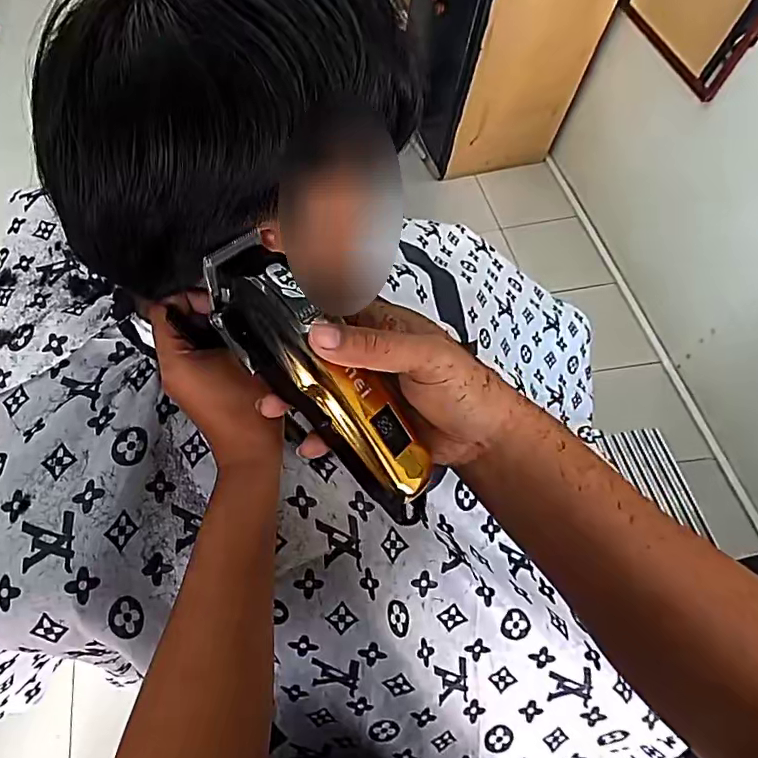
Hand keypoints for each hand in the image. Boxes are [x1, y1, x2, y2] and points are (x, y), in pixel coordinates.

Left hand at [146, 298, 285, 473]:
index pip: (162, 310)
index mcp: (172, 361)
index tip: (210, 301)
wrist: (251, 449)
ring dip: (208, 330)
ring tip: (232, 332)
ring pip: (187, 339)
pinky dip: (212, 347)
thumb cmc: (245, 415)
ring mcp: (182, 381)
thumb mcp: (241, 355)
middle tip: (224, 314)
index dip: (187, 297)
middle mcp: (171, 371)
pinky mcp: (196, 387)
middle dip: (199, 312)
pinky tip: (234, 351)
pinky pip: (197, 356)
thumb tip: (221, 309)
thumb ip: (227, 326)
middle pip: (174, 323)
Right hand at [266, 300, 522, 465]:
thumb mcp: (422, 357)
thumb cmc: (468, 387)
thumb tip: (325, 336)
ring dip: (301, 404)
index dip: (307, 321)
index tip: (278, 333)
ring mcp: (369, 393)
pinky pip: (338, 427)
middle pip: (321, 361)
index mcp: (383, 329)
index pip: (337, 316)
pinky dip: (322, 436)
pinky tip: (312, 441)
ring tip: (278, 410)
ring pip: (325, 395)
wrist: (485, 440)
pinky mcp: (370, 423)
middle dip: (293, 371)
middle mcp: (371, 359)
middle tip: (271, 381)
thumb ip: (374, 345)